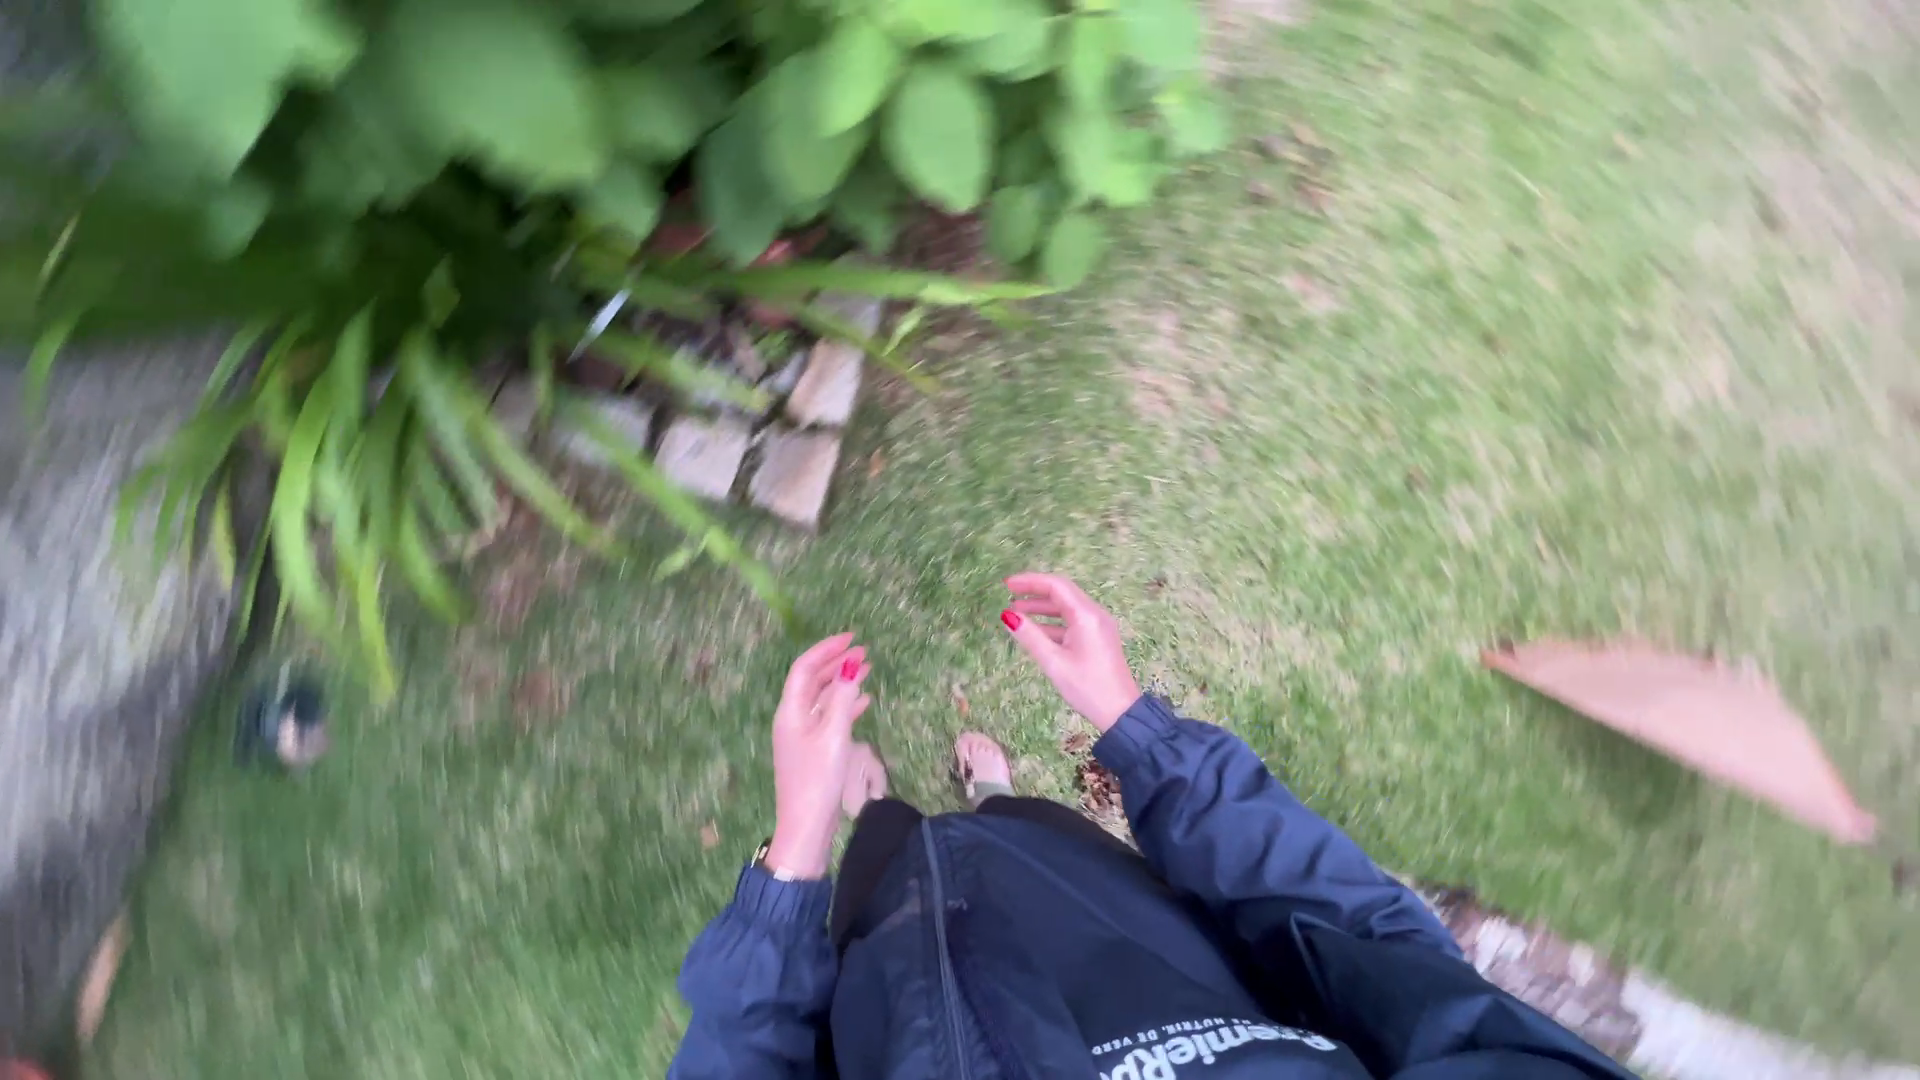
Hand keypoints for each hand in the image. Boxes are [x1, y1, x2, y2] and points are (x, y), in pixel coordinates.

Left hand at [764, 633, 870, 878]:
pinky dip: (845, 704)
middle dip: (836, 663)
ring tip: (867, 668)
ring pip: (822, 698)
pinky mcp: (813, 750)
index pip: (805, 668)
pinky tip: (863, 700)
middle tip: (864, 651)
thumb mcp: (833, 735)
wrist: (806, 828)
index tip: (851, 638)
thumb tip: (851, 666)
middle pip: (812, 681)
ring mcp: (802, 735)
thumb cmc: (818, 779)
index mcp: (790, 711)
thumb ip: (842, 698)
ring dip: (842, 681)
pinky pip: (829, 717)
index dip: (826, 650)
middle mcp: (792, 718)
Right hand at [1001, 572, 1141, 732]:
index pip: (1056, 586)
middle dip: (1034, 592)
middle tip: (1009, 595)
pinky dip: (1052, 623)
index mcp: (1086, 616)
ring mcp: (1098, 626)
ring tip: (1016, 612)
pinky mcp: (1098, 638)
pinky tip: (1035, 631)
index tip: (1007, 584)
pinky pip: (1072, 622)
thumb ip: (1030, 636)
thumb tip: (1007, 616)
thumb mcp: (1053, 662)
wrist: (1120, 713)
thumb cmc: (1086, 687)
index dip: (1030, 581)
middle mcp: (1094, 614)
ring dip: (1042, 608)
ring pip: (1066, 608)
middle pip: (1062, 593)